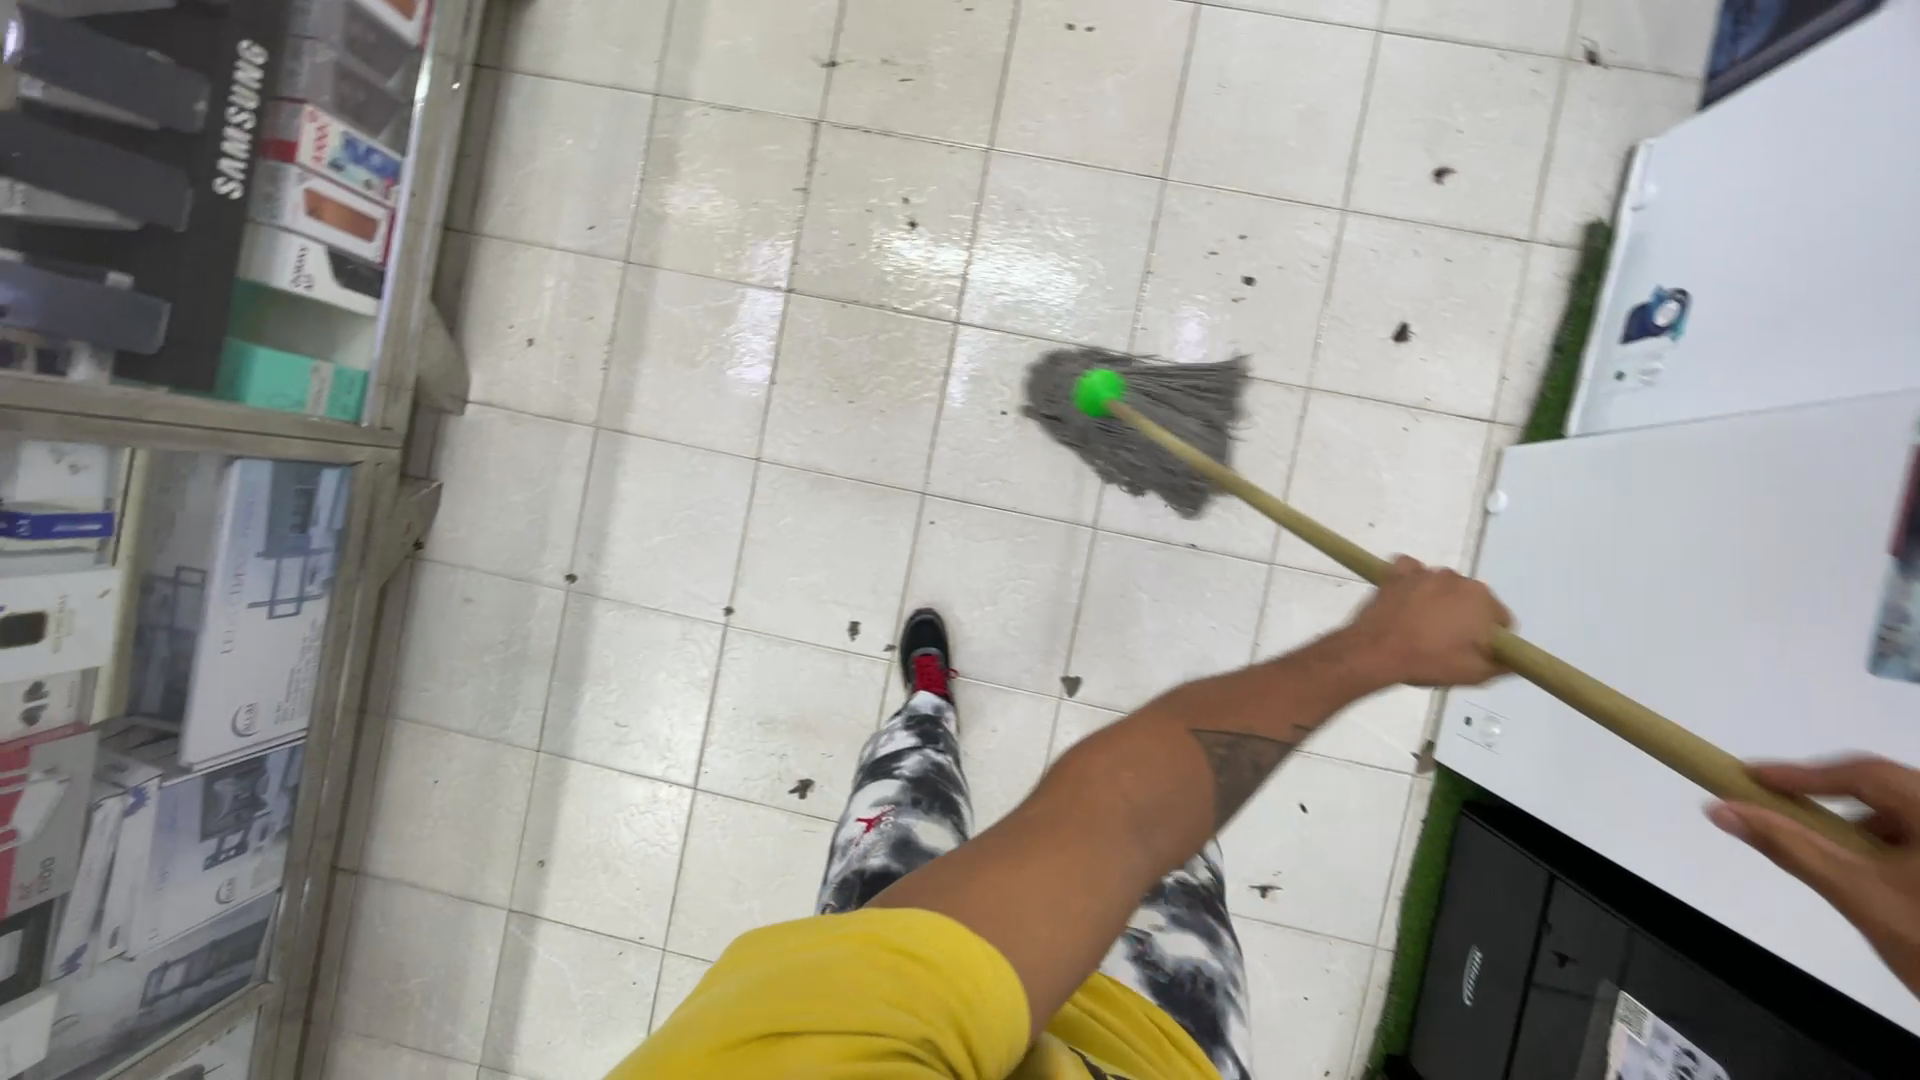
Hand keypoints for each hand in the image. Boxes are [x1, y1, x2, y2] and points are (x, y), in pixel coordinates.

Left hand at [1339, 556, 1511, 687]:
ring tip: (1420, 625)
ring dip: (1437, 600)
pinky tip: (1406, 598)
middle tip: (1443, 642)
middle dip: (1463, 618)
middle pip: (1470, 600)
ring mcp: (1423, 572)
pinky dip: (1411, 582)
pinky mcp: (1395, 573)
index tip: (1471, 651)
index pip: (1499, 619)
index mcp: (1481, 598)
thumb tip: (1512, 658)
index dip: (1488, 638)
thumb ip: (1503, 663)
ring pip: (1442, 586)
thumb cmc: (1429, 661)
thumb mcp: (1477, 673)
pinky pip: (1411, 571)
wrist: (1374, 651)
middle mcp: (1456, 578)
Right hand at [1708, 757, 1919, 996]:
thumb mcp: (1855, 893)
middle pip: (1893, 787)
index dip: (1805, 773)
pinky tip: (1882, 868)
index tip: (1752, 777)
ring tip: (1836, 848)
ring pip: (1914, 810)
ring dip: (1867, 820)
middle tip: (1784, 806)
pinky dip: (1897, 839)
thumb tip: (1721, 808)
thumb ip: (1788, 846)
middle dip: (1835, 795)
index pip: (1868, 775)